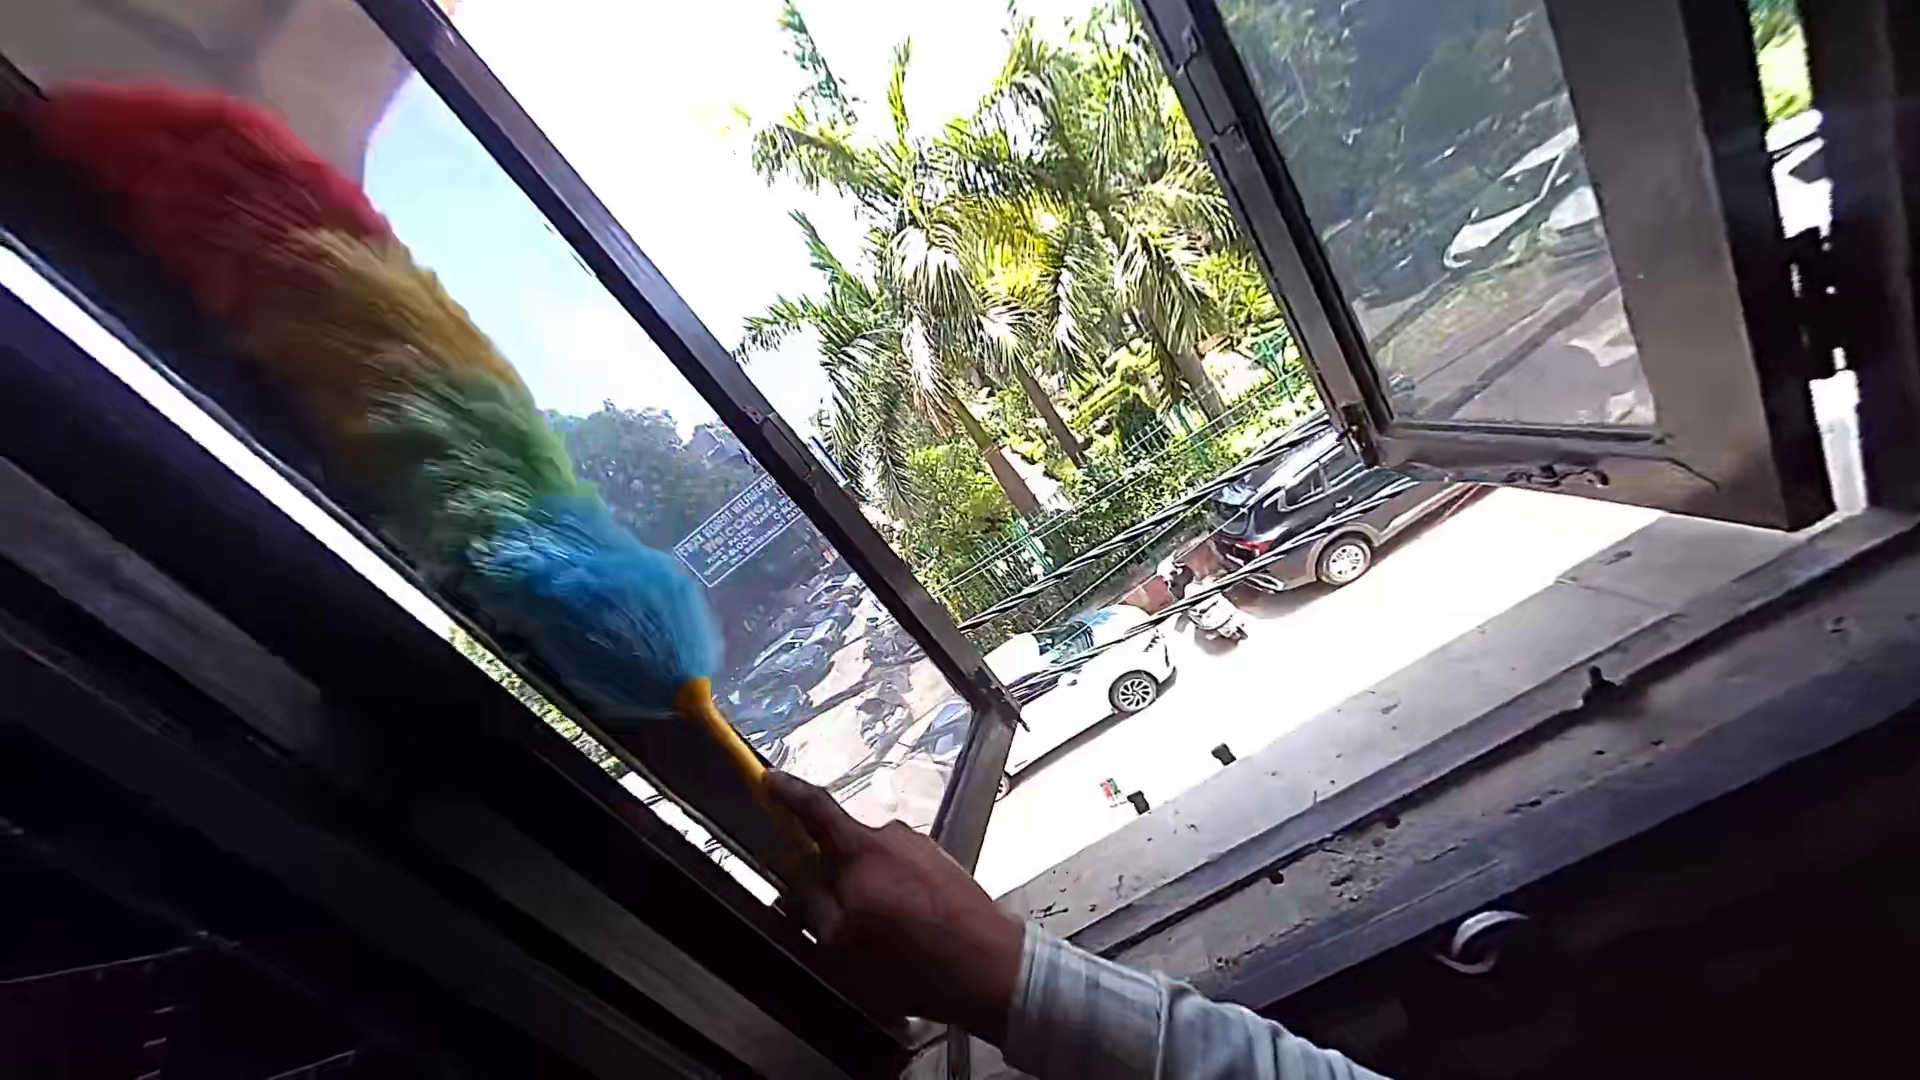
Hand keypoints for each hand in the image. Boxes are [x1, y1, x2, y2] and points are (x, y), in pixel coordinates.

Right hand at [764, 771, 1023, 1044]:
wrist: (986, 963)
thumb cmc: (912, 961)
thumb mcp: (840, 946)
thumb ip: (811, 903)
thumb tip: (796, 872)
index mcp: (860, 850)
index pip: (815, 807)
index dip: (788, 792)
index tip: (770, 779)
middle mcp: (890, 834)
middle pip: (844, 845)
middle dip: (835, 879)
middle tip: (841, 926)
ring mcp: (920, 844)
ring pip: (875, 863)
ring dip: (871, 892)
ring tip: (887, 942)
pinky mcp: (940, 858)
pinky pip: (903, 871)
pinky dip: (897, 896)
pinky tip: (909, 934)